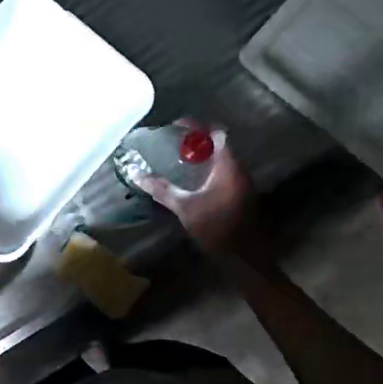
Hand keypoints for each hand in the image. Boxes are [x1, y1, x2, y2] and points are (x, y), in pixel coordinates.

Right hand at [128, 125, 257, 256]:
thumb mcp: (185, 207)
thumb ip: (162, 189)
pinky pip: (227, 173)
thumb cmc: (216, 228)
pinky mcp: (244, 196)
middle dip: (199, 141)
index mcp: (228, 167)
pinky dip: (211, 169)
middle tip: (177, 143)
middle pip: (221, 145)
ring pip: (225, 160)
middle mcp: (240, 170)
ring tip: (183, 159)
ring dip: (206, 156)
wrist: (244, 257)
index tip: (178, 125)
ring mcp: (245, 184)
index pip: (217, 134)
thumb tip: (137, 174)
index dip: (198, 126)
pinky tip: (196, 181)